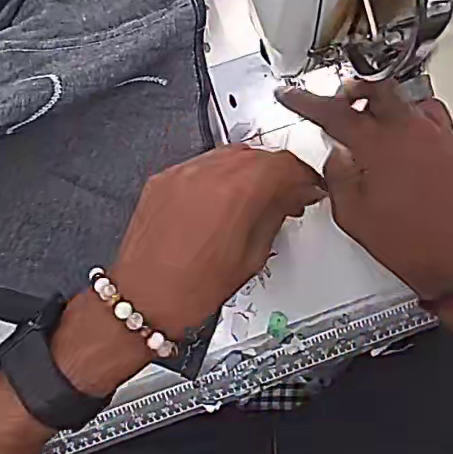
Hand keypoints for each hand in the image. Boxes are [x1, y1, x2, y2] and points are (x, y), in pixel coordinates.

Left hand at [110, 145, 323, 339]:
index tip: (308, 186)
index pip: (283, 163)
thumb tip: (289, 198)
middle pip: (257, 153)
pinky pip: (200, 164)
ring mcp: (181, 174)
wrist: (144, 299)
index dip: (303, 174)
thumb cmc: (190, 289)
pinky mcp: (163, 179)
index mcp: (235, 192)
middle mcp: (206, 175)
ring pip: (228, 153)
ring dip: (249, 169)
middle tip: (287, 192)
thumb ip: (275, 216)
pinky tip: (223, 197)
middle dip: (278, 171)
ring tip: (255, 196)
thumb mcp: (252, 256)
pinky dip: (218, 174)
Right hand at [276, 79, 452, 298]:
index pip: (332, 111)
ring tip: (368, 114)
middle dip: (349, 90)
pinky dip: (411, 112)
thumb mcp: (351, 213)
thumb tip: (336, 156)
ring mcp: (433, 134)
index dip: (305, 101)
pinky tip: (404, 126)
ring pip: (402, 95)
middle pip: (373, 87)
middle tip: (337, 100)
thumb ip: (336, 174)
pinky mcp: (452, 143)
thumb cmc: (408, 241)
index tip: (292, 96)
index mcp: (375, 145)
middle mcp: (406, 131)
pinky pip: (430, 111)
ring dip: (379, 100)